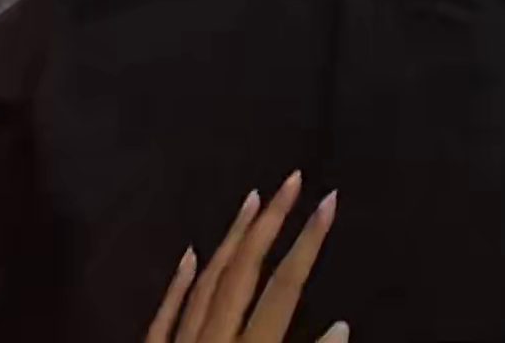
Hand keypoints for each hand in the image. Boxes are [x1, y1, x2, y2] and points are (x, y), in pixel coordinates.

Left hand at [146, 172, 344, 342]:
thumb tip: (342, 326)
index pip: (286, 287)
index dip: (309, 241)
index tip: (330, 198)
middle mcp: (213, 339)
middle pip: (245, 269)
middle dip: (271, 220)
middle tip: (293, 178)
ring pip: (207, 281)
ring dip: (232, 237)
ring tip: (253, 198)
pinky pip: (163, 318)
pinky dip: (178, 285)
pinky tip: (190, 254)